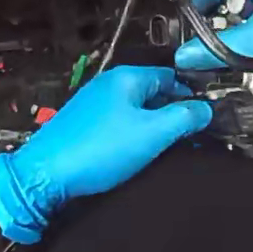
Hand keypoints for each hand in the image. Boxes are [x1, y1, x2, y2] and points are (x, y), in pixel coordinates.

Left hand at [0, 66, 211, 241]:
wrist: (46, 174)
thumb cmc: (100, 149)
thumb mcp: (152, 133)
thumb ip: (183, 117)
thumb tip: (205, 109)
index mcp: (126, 78)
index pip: (171, 77)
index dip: (191, 95)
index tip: (206, 117)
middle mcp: (109, 85)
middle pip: (153, 93)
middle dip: (173, 113)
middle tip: (191, 138)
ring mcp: (93, 104)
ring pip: (136, 110)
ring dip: (153, 127)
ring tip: (167, 149)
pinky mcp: (83, 125)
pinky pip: (118, 124)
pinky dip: (133, 135)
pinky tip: (137, 154)